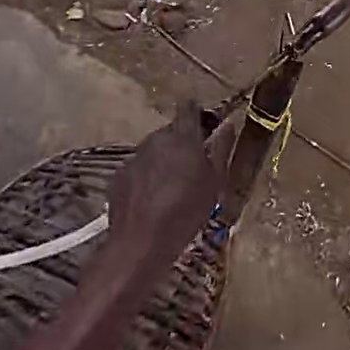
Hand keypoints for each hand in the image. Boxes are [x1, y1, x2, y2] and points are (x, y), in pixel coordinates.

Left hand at [108, 103, 222, 260]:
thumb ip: (222, 148)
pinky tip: (152, 200)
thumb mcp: (214, 182)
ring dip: (164, 161)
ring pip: (155, 150)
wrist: (141, 242)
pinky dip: (146, 177)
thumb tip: (228, 125)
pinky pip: (139, 168)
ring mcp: (136, 155)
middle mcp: (157, 138)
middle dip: (182, 144)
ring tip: (172, 189)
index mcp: (183, 136)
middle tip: (192, 169)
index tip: (205, 125)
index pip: (189, 108)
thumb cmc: (186, 211)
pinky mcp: (120, 173)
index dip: (197, 113)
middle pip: (172, 132)